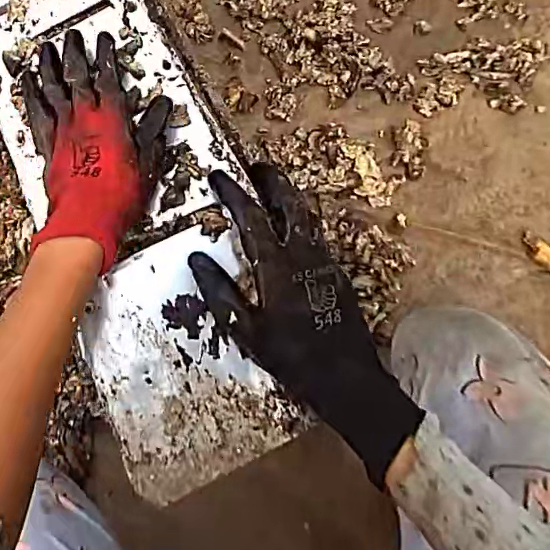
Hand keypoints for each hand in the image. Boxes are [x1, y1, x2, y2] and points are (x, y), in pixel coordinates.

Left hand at [19, 29, 171, 270]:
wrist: (85, 219)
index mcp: (111, 118)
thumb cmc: (118, 196)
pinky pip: (36, 111)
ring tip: (44, 50)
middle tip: (71, 37)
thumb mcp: (148, 163)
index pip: (108, 77)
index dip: (106, 55)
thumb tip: (161, 109)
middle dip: (74, 52)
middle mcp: (84, 117)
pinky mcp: (48, 143)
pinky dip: (30, 93)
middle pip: (76, 75)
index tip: (103, 40)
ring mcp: (63, 128)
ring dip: (48, 66)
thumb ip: (153, 132)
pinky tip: (27, 81)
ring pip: (52, 88)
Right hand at [187, 165, 423, 488]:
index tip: (218, 175)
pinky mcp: (337, 275)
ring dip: (288, 197)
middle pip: (289, 205)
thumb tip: (197, 260)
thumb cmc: (293, 359)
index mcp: (277, 266)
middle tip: (256, 166)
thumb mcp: (247, 331)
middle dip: (271, 181)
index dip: (233, 193)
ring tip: (274, 187)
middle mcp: (304, 256)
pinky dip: (300, 220)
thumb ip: (221, 292)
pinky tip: (294, 228)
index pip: (251, 218)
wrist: (351, 383)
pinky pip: (316, 235)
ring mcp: (325, 263)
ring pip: (307, 218)